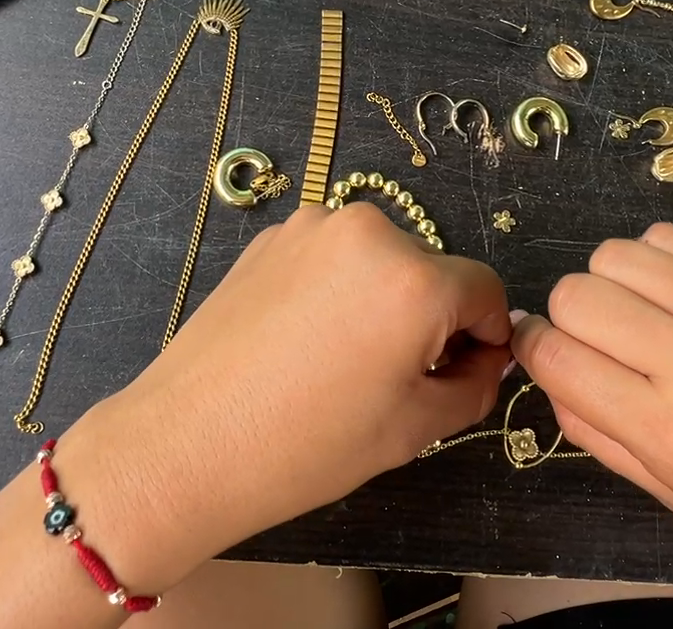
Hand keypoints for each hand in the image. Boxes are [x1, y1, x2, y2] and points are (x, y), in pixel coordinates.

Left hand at [62, 202, 510, 589]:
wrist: (185, 442)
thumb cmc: (308, 445)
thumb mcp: (412, 428)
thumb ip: (473, 385)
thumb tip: (487, 358)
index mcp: (413, 277)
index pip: (485, 288)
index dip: (485, 334)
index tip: (466, 370)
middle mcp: (368, 231)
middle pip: (432, 270)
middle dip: (433, 317)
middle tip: (400, 375)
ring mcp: (312, 226)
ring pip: (381, 259)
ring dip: (384, 298)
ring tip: (345, 357)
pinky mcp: (272, 237)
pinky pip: (333, 256)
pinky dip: (338, 287)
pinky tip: (305, 337)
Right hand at [512, 224, 672, 628]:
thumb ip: (597, 431)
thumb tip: (550, 366)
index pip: (556, 356)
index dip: (532, 348)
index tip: (540, 350)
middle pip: (578, 292)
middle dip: (569, 318)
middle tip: (599, 344)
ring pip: (619, 253)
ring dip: (612, 284)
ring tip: (644, 317)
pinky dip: (658, 262)